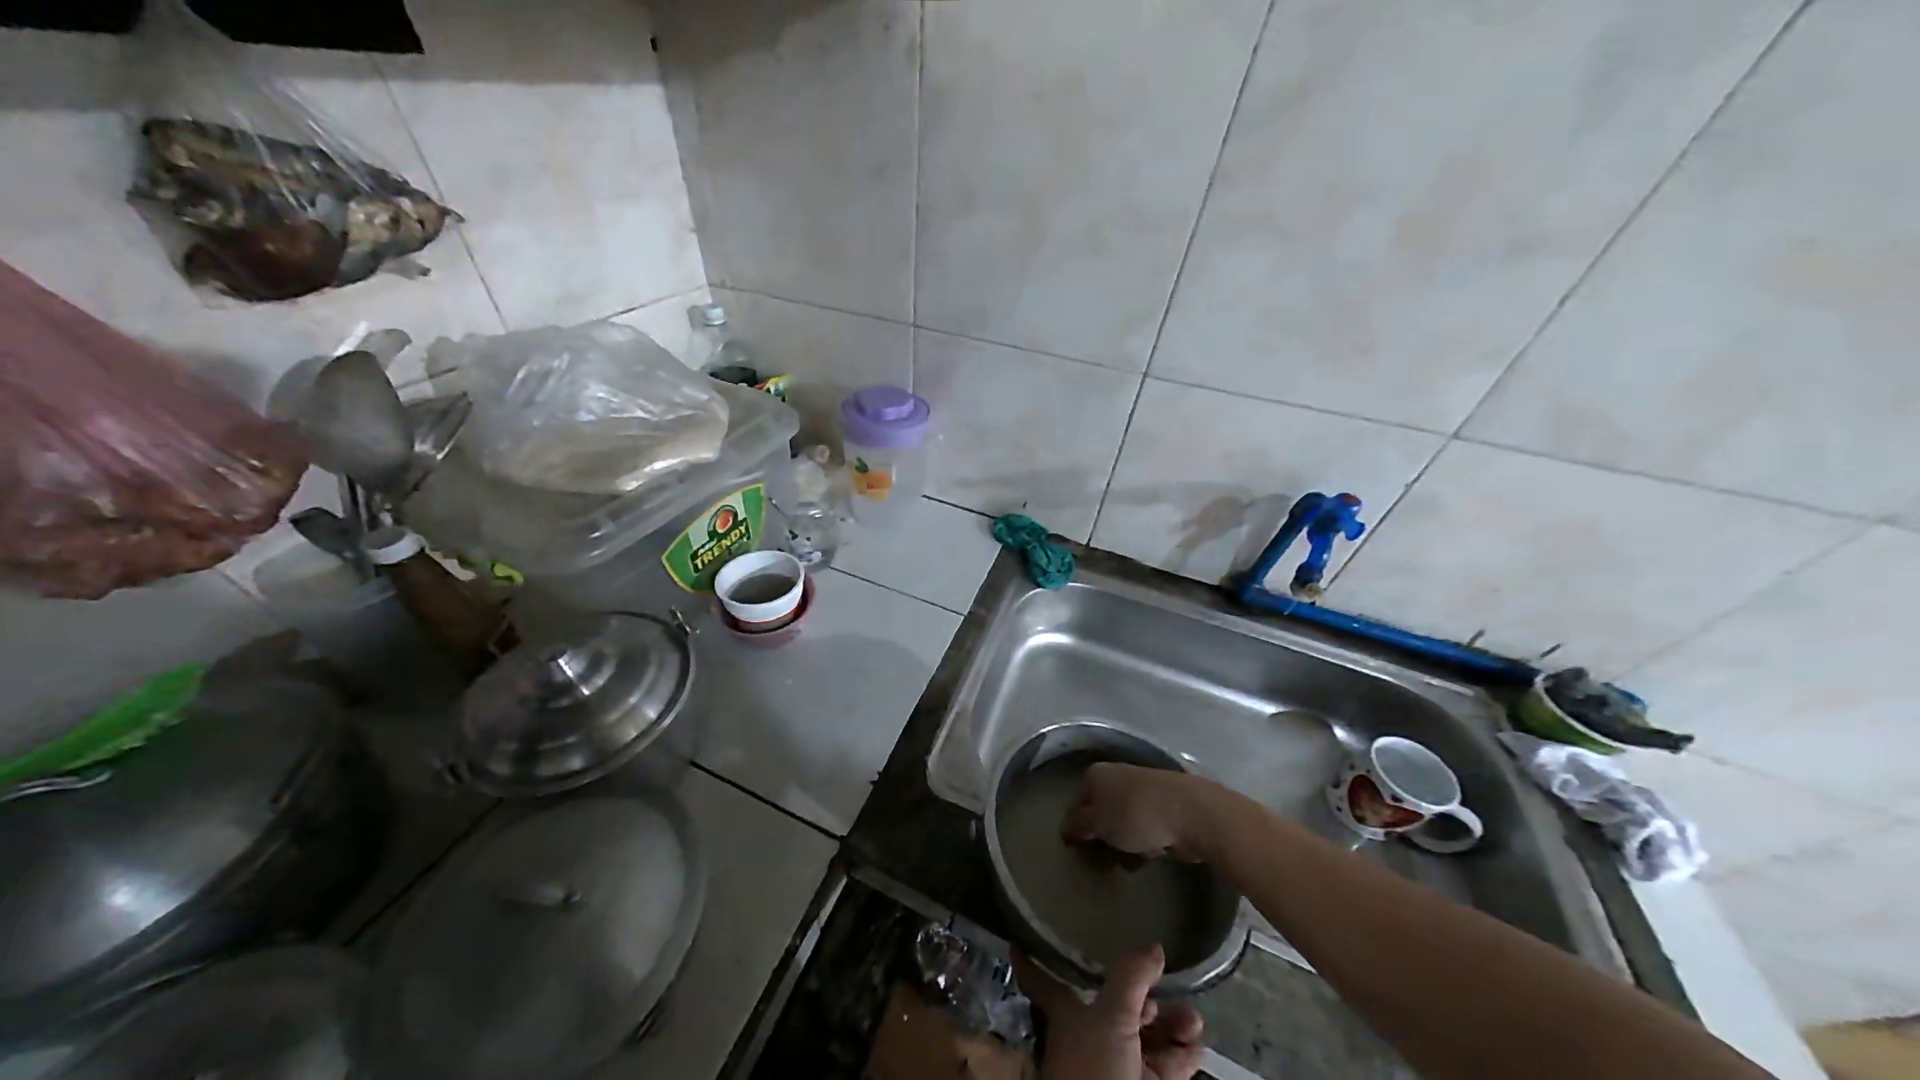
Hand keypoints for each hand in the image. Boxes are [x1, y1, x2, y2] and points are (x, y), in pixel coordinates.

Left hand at [1015, 944, 1205, 1079]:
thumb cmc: (1094, 1074)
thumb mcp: (1109, 1019)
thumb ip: (1130, 978)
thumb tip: (1153, 946)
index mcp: (1067, 1015)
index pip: (1040, 979)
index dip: (1029, 958)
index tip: (1019, 935)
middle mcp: (1091, 1037)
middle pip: (1115, 1003)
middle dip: (1145, 992)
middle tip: (1163, 979)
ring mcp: (1120, 1065)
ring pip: (1147, 1032)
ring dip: (1172, 1021)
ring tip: (1191, 1019)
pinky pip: (1168, 1064)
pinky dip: (1184, 1052)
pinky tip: (1196, 1044)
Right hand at [1061, 763, 1208, 862]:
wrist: (1189, 814)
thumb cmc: (1133, 814)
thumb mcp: (1095, 822)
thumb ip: (1076, 826)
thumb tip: (1065, 828)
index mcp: (1097, 775)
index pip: (1076, 803)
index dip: (1075, 827)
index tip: (1077, 850)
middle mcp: (1118, 779)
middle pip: (1100, 814)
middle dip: (1099, 838)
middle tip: (1099, 861)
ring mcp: (1143, 794)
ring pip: (1122, 825)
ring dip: (1121, 845)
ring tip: (1122, 864)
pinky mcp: (1164, 811)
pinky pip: (1144, 832)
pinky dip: (1142, 846)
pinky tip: (1144, 861)